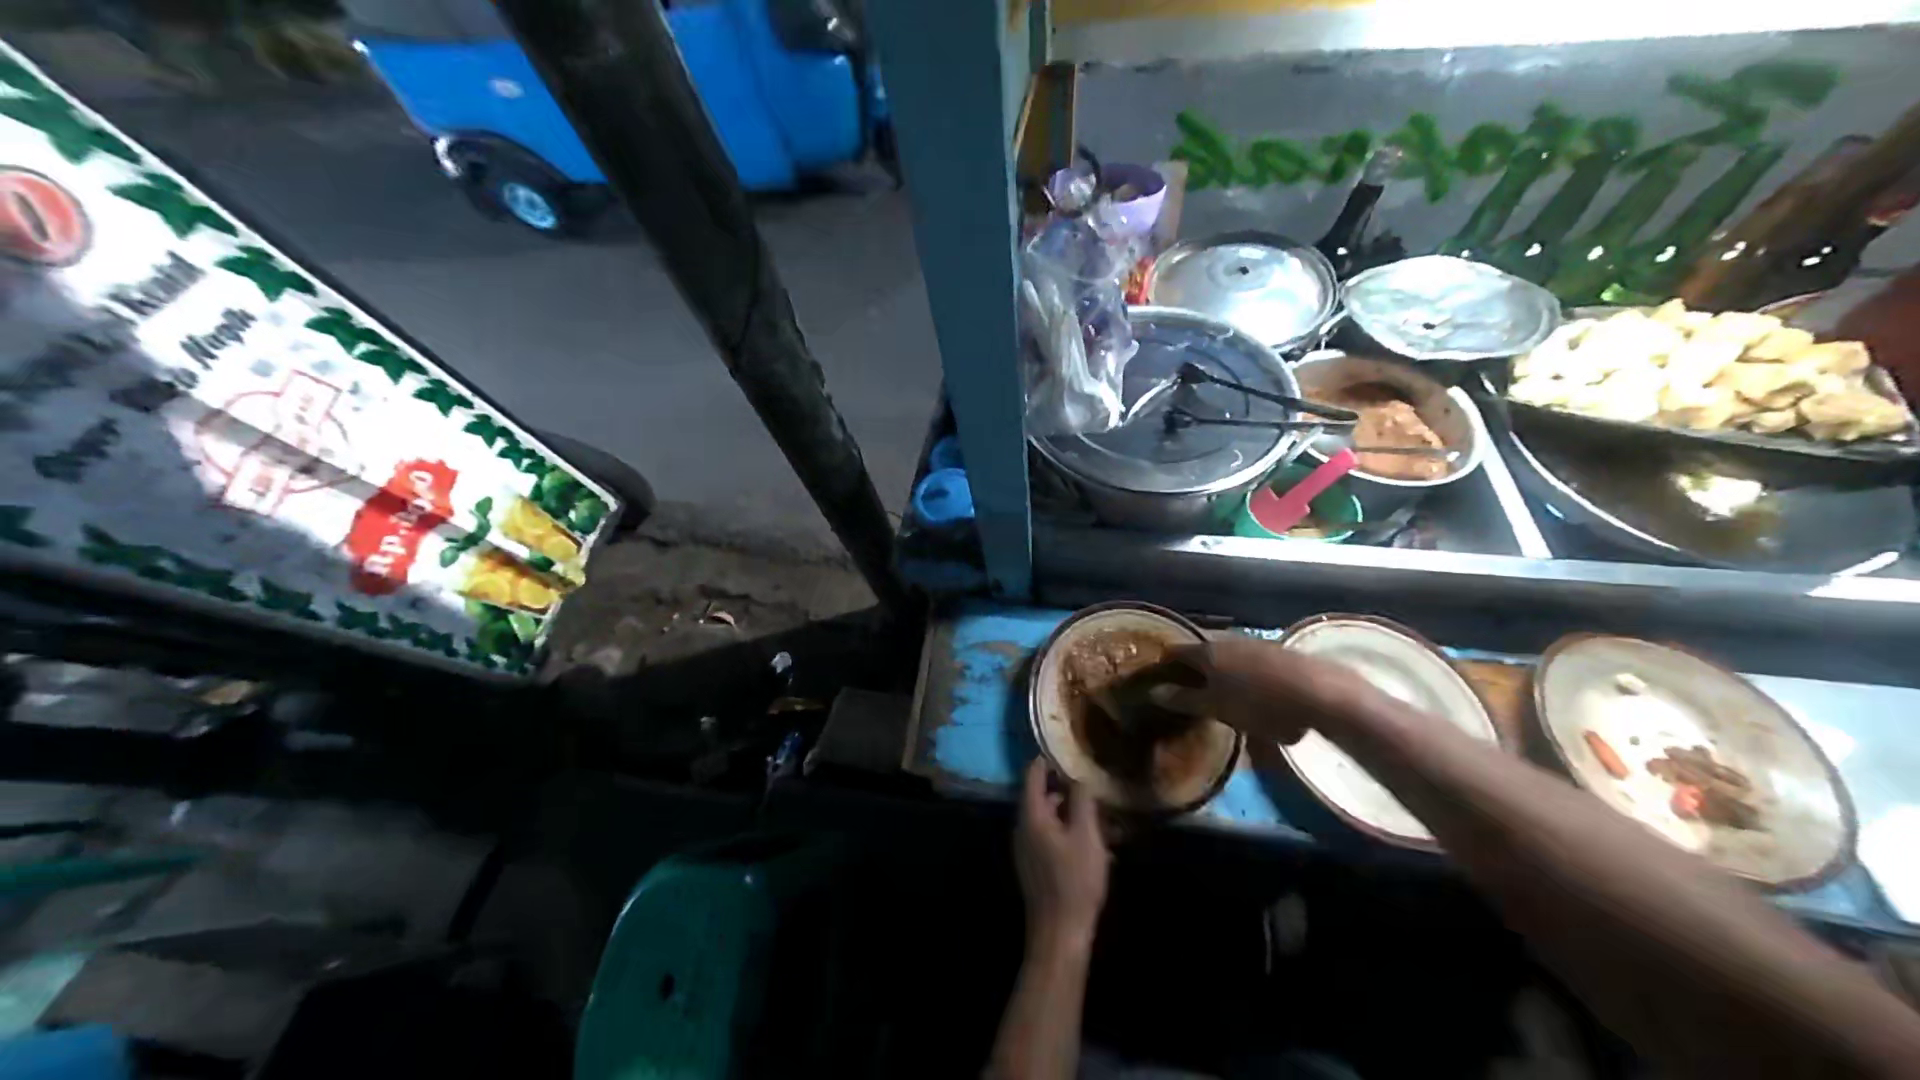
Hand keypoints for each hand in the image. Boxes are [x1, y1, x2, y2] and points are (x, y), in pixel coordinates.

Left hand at [1014, 759, 1108, 952]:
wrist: (1060, 934)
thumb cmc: (1074, 881)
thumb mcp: (1086, 836)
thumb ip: (1082, 800)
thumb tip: (1077, 775)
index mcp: (1031, 815)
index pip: (1033, 773)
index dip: (1051, 760)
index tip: (1073, 753)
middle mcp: (1022, 826)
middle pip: (1043, 796)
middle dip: (1071, 792)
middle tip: (1098, 792)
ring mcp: (1026, 847)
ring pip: (1051, 819)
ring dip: (1075, 816)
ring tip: (1107, 824)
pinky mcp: (1035, 865)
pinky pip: (1051, 838)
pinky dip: (1071, 835)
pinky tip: (1098, 849)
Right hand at [1168, 636, 1387, 744]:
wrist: (1322, 694)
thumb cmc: (1259, 703)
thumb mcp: (1217, 708)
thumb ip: (1184, 700)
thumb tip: (1154, 692)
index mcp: (1206, 651)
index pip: (1173, 651)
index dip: (1162, 665)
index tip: (1156, 681)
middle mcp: (1227, 640)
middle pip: (1200, 652)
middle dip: (1191, 670)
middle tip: (1185, 692)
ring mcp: (1254, 644)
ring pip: (1226, 657)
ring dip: (1218, 673)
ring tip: (1218, 696)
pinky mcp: (1278, 653)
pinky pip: (1248, 663)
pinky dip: (1241, 675)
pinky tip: (1251, 694)